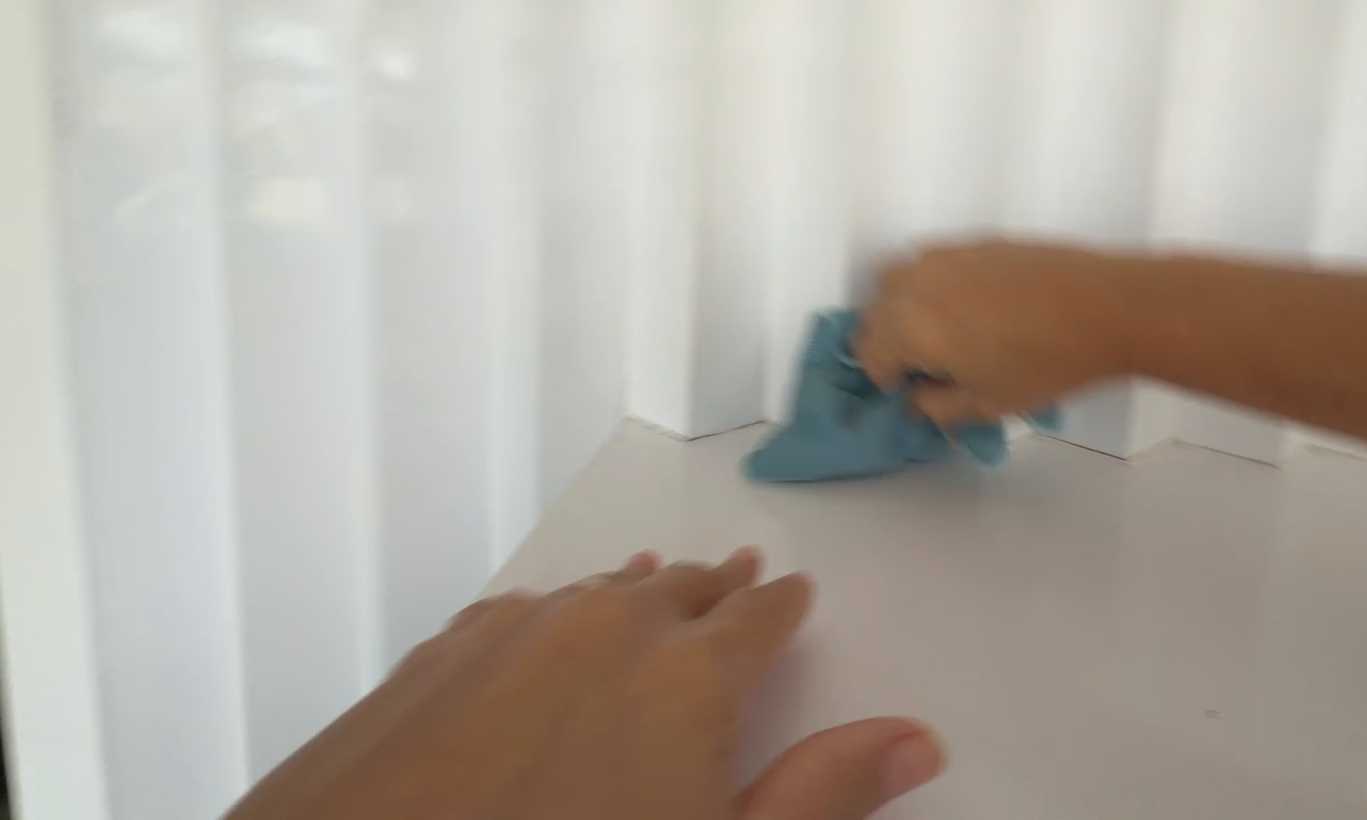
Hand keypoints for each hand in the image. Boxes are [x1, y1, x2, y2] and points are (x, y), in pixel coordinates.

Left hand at [226, 548, 941, 819]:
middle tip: (742, 574)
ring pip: (608, 587)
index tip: (797, 589)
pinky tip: (558, 614)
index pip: (762, 617)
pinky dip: (563, 605)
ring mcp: (521, 630)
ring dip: (644, 586)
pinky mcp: (445, 650)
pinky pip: (528, 605)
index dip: (785, 603)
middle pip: (688, 586)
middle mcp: (612, 626)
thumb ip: (827, 792)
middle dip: (722, 585)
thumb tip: (922, 737)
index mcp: (689, 674)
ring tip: (664, 574)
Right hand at [856, 240, 1139, 425]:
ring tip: (940, 329)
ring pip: (895, 281)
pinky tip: (971, 304)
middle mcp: (915, 284)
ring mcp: (943, 256)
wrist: (1108, 307)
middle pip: (873, 315)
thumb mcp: (987, 404)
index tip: (917, 391)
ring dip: (902, 308)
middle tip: (927, 365)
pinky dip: (931, 284)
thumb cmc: (1046, 364)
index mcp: (910, 327)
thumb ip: (935, 408)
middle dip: (888, 344)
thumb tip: (914, 399)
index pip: (869, 355)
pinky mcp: (972, 242)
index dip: (887, 381)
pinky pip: (929, 261)